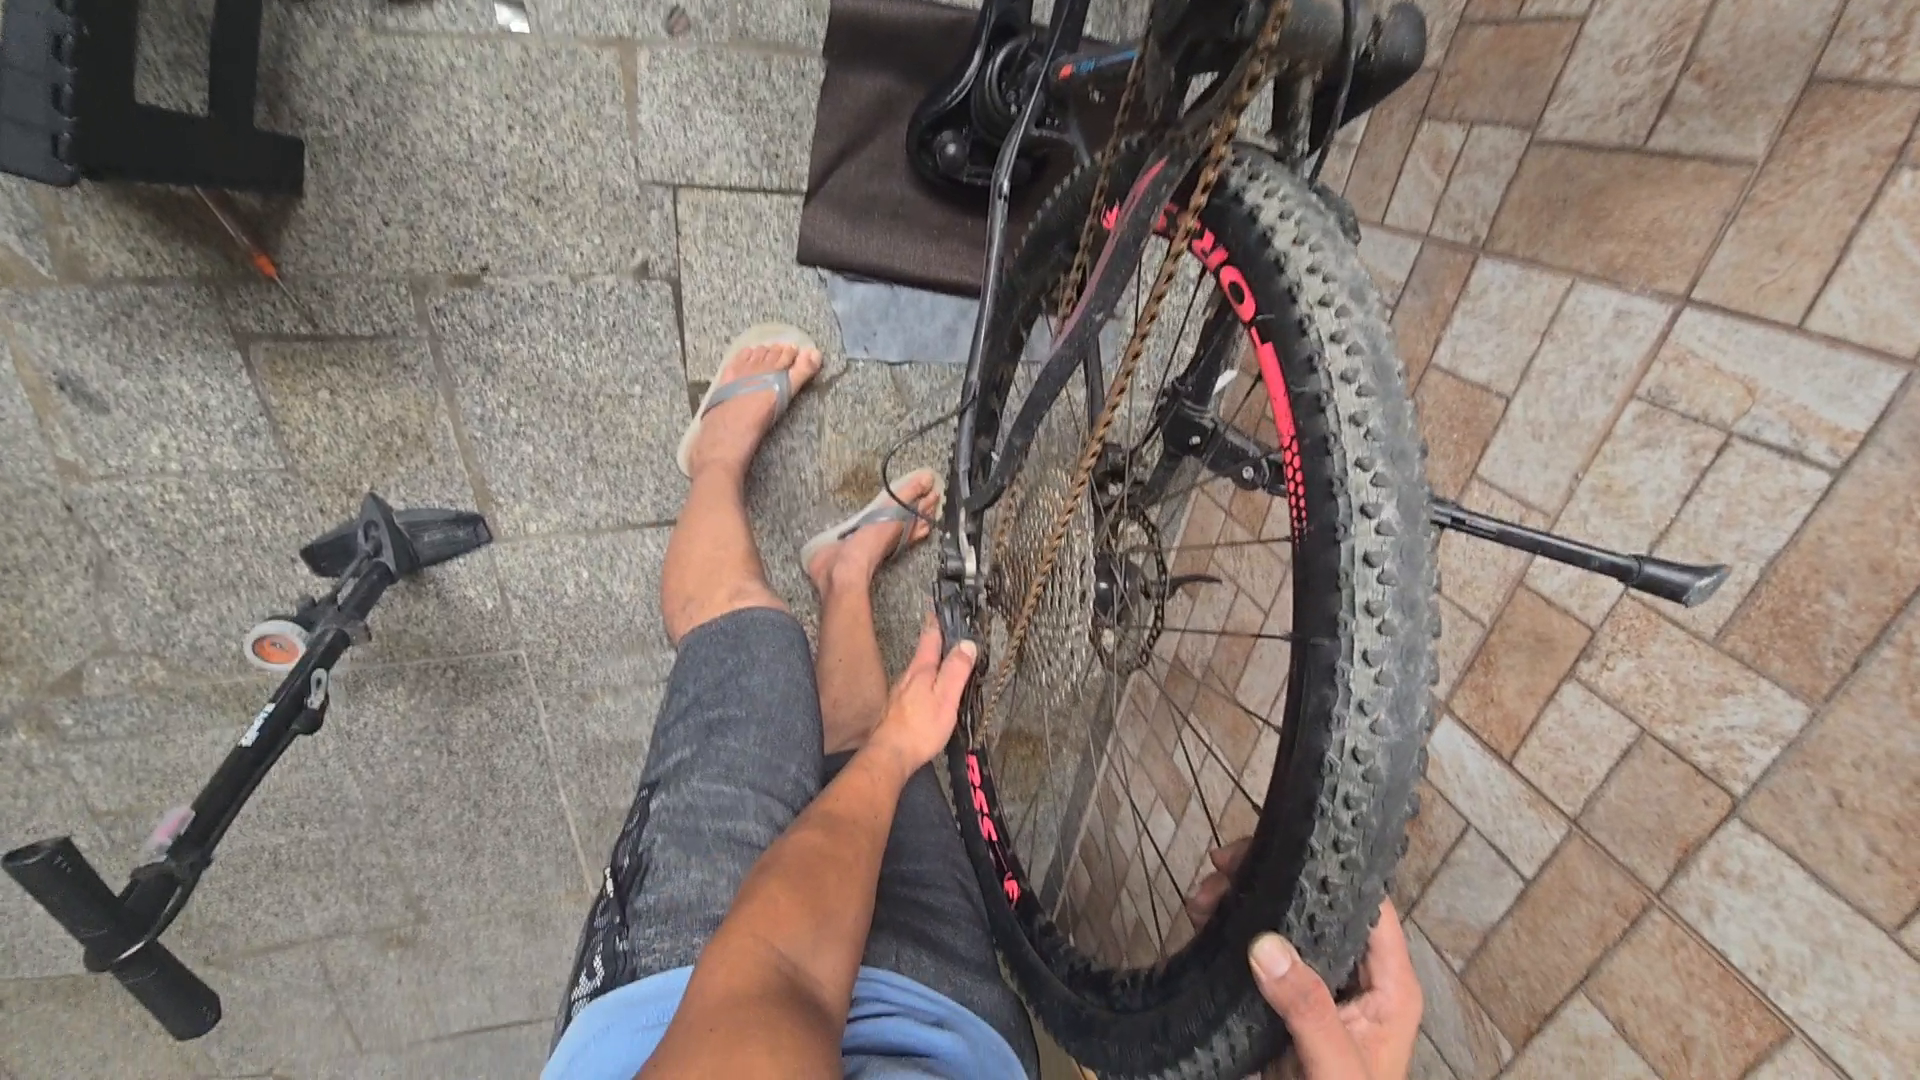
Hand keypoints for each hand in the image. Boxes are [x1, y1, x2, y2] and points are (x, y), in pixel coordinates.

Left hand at [866, 616, 976, 771]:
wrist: (890, 756)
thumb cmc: (919, 730)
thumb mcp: (946, 697)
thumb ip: (956, 670)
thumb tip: (967, 645)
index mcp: (921, 671)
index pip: (930, 639)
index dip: (935, 623)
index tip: (936, 610)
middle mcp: (907, 679)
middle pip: (922, 654)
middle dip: (931, 641)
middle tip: (937, 630)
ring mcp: (900, 695)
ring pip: (916, 672)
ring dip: (926, 663)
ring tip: (935, 658)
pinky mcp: (896, 711)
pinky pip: (912, 689)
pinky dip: (921, 683)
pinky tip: (924, 692)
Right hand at [1184, 842, 1422, 1079]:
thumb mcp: (1333, 1069)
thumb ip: (1308, 1010)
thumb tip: (1264, 941)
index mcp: (1386, 983)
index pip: (1368, 904)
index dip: (1327, 868)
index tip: (1271, 850)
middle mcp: (1352, 972)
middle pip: (1316, 901)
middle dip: (1265, 878)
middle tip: (1219, 869)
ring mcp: (1315, 982)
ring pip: (1280, 917)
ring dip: (1239, 898)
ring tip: (1201, 899)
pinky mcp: (1280, 995)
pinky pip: (1255, 944)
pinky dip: (1227, 924)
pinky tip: (1201, 918)